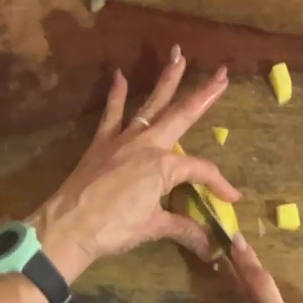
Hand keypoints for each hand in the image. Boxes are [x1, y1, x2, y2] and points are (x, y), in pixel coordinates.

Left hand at [29, 46, 240, 280]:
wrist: (70, 225)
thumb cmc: (114, 228)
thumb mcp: (153, 228)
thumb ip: (183, 230)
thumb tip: (210, 247)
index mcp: (165, 166)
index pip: (201, 170)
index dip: (219, 184)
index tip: (233, 197)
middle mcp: (148, 144)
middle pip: (182, 115)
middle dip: (204, 94)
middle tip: (222, 73)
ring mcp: (123, 140)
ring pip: (150, 106)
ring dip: (166, 81)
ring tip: (177, 55)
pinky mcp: (101, 143)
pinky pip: (111, 114)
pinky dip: (116, 95)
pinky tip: (119, 75)